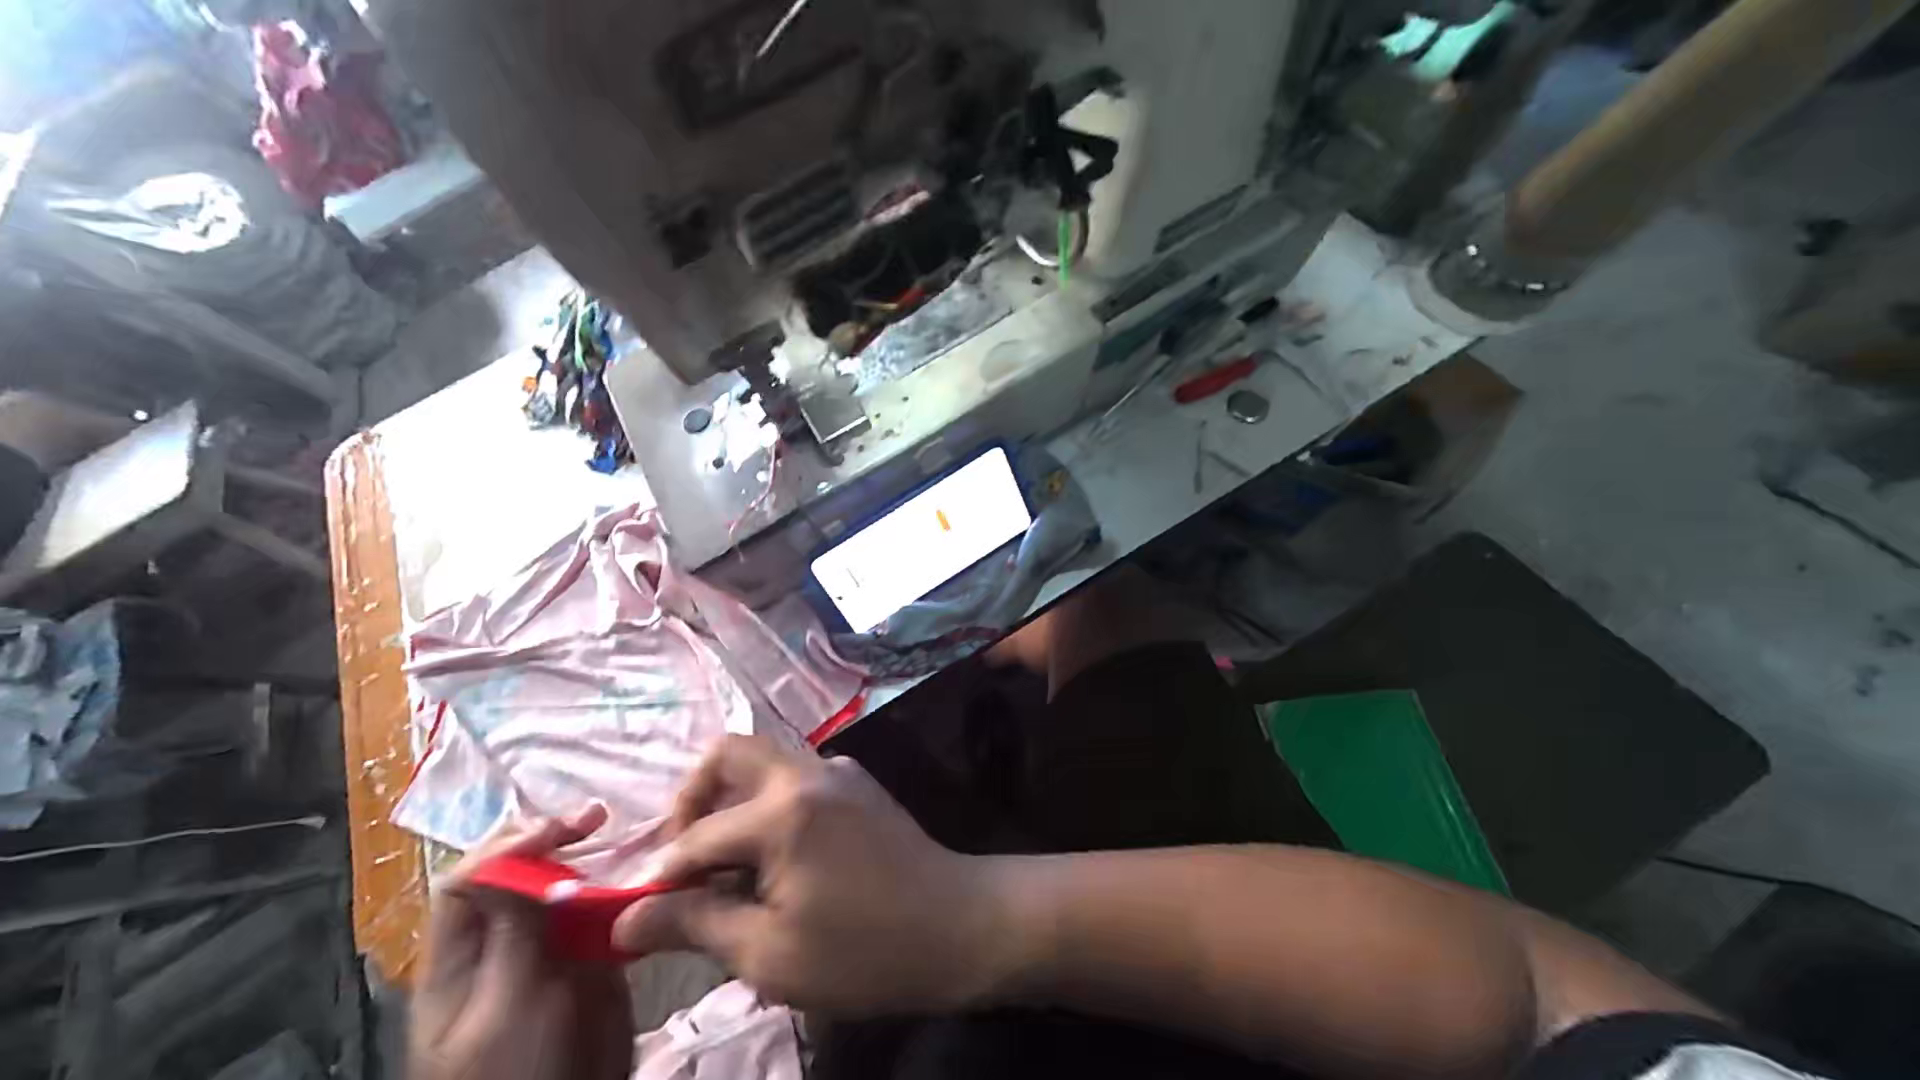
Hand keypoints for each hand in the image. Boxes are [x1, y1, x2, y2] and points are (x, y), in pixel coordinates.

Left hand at [412, 808, 633, 1079]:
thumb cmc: (517, 1072)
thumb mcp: (507, 1005)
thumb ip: (513, 929)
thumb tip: (514, 857)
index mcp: (461, 958)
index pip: (467, 882)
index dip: (507, 846)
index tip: (558, 830)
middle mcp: (502, 943)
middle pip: (514, 874)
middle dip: (548, 838)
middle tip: (594, 817)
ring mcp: (547, 950)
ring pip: (561, 886)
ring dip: (587, 855)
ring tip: (619, 832)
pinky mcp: (589, 958)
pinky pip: (599, 910)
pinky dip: (617, 886)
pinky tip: (639, 872)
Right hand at [612, 736, 1013, 1015]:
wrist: (959, 925)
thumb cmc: (863, 950)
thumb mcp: (769, 953)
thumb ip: (695, 923)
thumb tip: (626, 916)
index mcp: (782, 811)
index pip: (698, 836)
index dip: (662, 876)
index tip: (638, 911)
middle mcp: (808, 772)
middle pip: (728, 754)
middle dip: (693, 799)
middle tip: (685, 859)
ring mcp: (838, 770)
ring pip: (763, 762)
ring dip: (731, 801)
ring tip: (726, 866)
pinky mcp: (858, 782)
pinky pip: (796, 778)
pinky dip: (769, 805)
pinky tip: (775, 859)